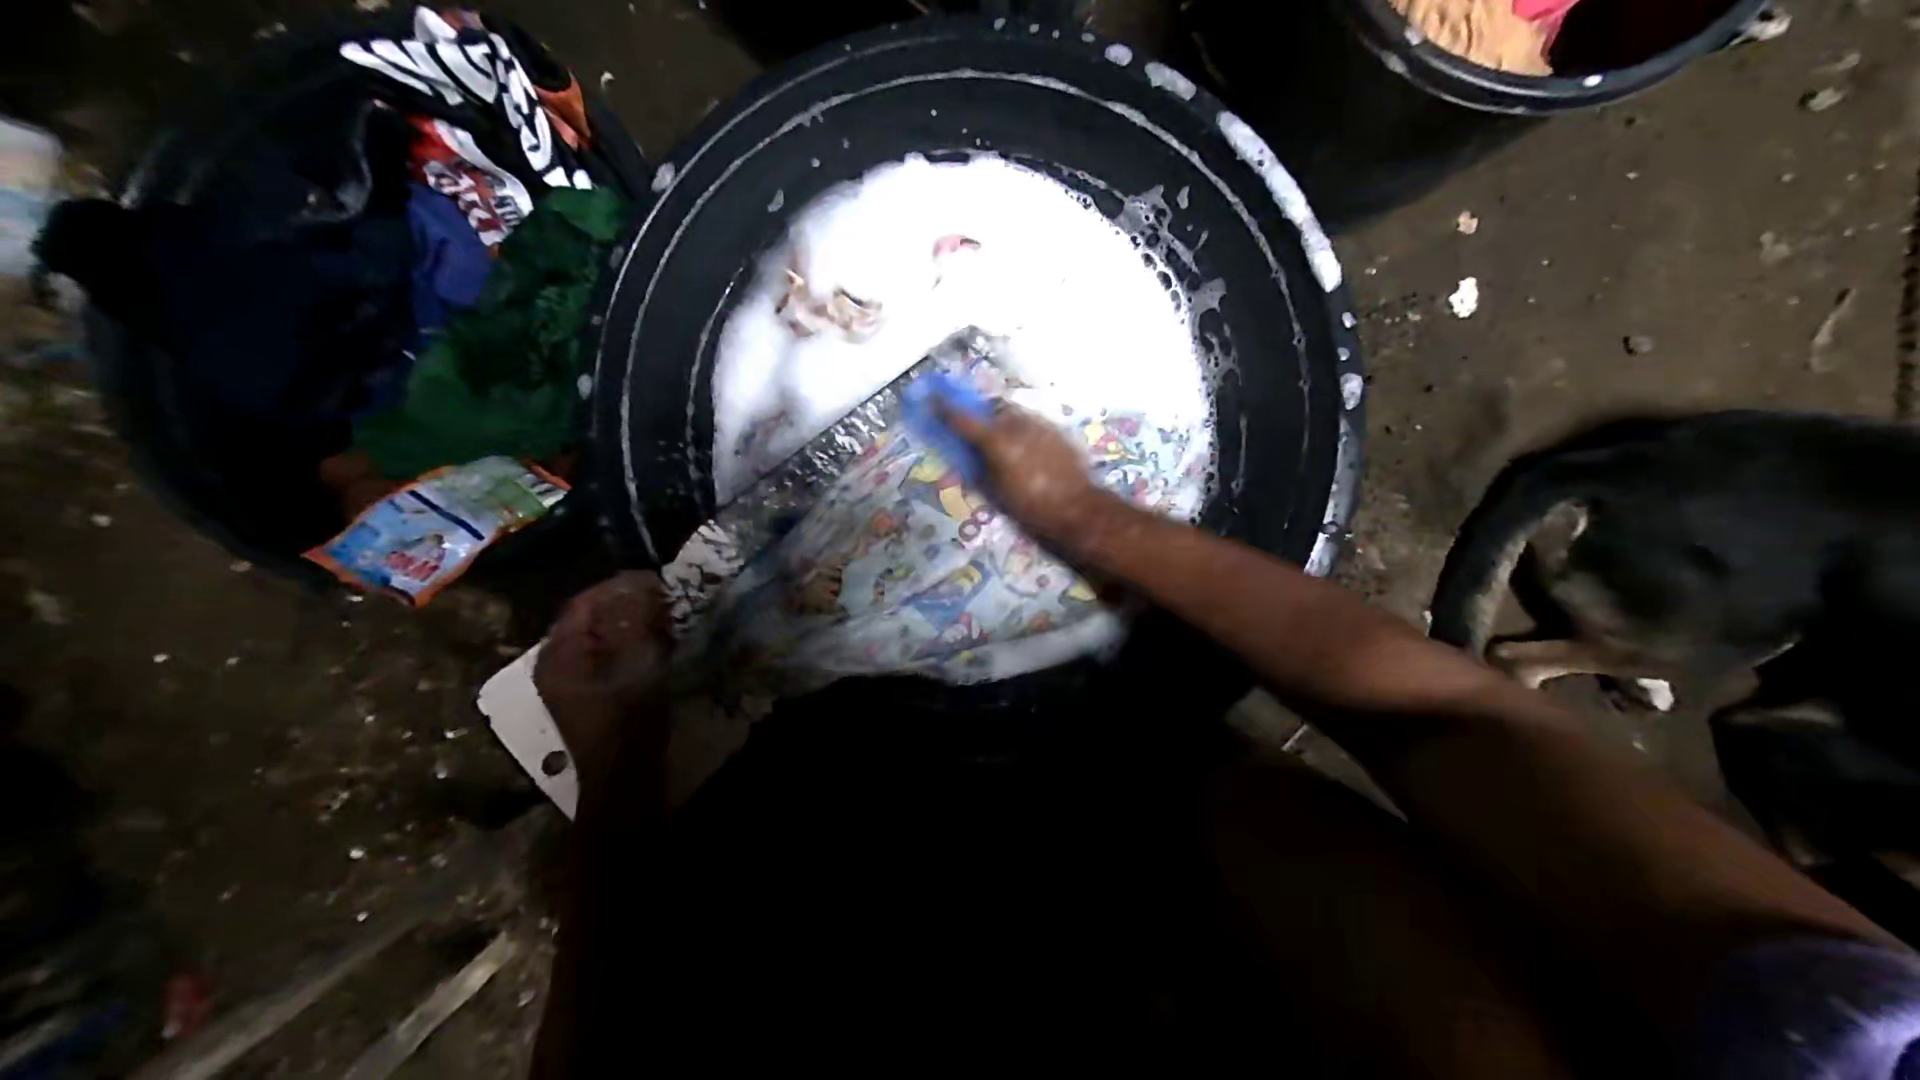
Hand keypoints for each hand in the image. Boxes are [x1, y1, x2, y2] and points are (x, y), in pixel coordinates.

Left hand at [534, 571, 671, 789]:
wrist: (623, 781)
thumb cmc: (629, 722)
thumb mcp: (640, 665)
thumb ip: (638, 623)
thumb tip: (644, 585)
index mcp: (559, 657)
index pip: (582, 604)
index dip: (617, 587)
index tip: (652, 580)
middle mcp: (554, 666)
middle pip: (586, 619)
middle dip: (622, 604)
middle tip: (659, 597)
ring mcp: (566, 684)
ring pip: (595, 637)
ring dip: (625, 623)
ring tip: (659, 616)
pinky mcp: (583, 696)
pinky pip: (601, 655)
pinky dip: (623, 643)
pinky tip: (650, 644)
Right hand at [938, 400, 1111, 548]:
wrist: (1077, 510)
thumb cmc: (1029, 509)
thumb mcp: (993, 493)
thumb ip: (976, 468)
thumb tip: (966, 456)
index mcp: (996, 441)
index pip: (962, 417)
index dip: (944, 407)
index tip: (932, 398)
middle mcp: (1017, 424)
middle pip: (993, 407)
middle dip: (983, 413)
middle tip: (978, 430)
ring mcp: (1041, 424)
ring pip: (1016, 413)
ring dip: (1005, 421)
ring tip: (1006, 443)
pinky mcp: (1059, 431)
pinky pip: (1035, 424)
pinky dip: (1025, 432)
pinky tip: (1029, 452)